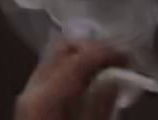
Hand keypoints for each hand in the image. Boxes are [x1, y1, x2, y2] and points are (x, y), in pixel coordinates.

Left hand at [15, 38, 129, 119]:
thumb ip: (99, 108)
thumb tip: (115, 79)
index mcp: (44, 94)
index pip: (77, 59)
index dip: (105, 52)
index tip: (129, 53)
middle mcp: (31, 85)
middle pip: (63, 50)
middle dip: (92, 48)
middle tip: (120, 57)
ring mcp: (27, 91)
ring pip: (57, 59)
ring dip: (83, 57)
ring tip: (109, 66)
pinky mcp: (30, 101)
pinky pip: (52, 74)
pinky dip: (72, 71)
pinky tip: (90, 80)